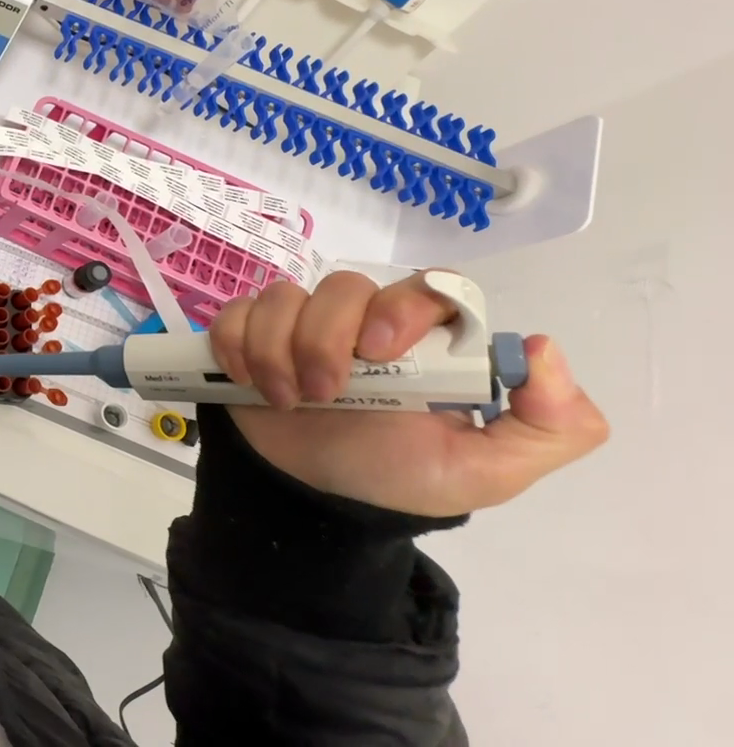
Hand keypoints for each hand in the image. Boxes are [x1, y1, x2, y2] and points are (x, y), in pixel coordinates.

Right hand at [208, 271, 609, 516]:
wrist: (310, 501)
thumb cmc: (394, 478)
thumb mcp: (487, 470)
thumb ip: (552, 427)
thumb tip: (542, 348)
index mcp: (426, 343)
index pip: (428, 286)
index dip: (401, 305)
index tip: (379, 350)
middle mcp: (364, 322)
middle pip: (344, 285)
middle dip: (324, 340)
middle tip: (325, 393)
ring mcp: (301, 323)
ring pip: (283, 297)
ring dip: (275, 350)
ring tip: (285, 400)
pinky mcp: (248, 332)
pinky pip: (236, 313)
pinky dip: (235, 346)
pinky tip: (246, 381)